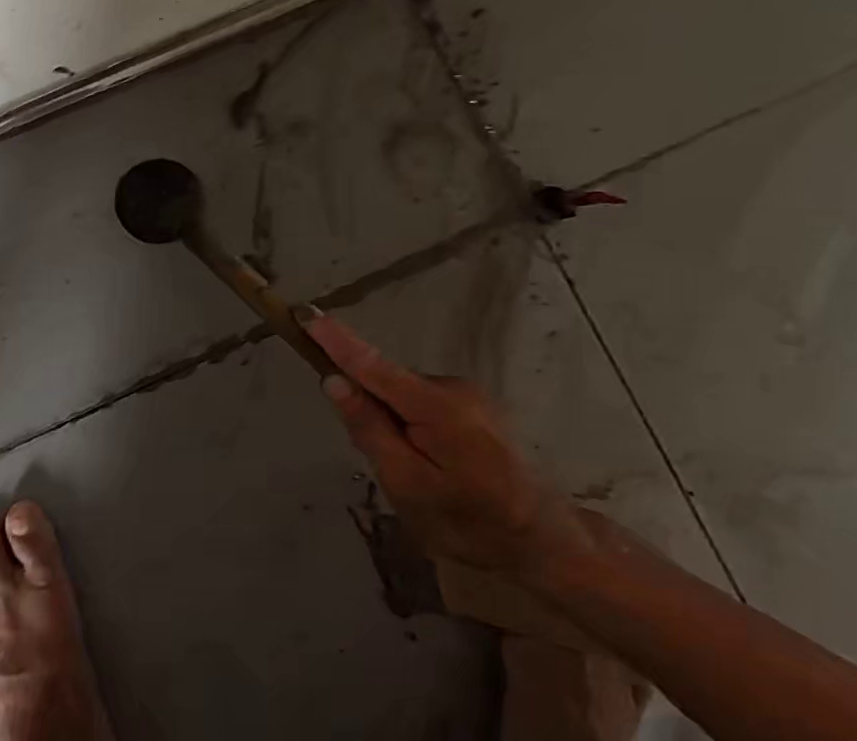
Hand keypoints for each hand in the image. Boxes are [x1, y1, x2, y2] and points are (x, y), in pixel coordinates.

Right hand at [302, 310, 586, 577]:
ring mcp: (468, 395)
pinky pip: (424, 406)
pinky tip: (437, 469)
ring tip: (422, 479)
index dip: (335, 340)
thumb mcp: (408, 486)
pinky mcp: (476, 406)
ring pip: (405, 398)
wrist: (551, 542)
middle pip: (386, 384)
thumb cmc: (473, 524)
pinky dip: (414, 428)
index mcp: (435, 405)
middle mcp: (452, 387)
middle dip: (370, 411)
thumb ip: (370, 430)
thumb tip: (335, 381)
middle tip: (390, 469)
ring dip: (395, 426)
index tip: (305, 313)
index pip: (371, 364)